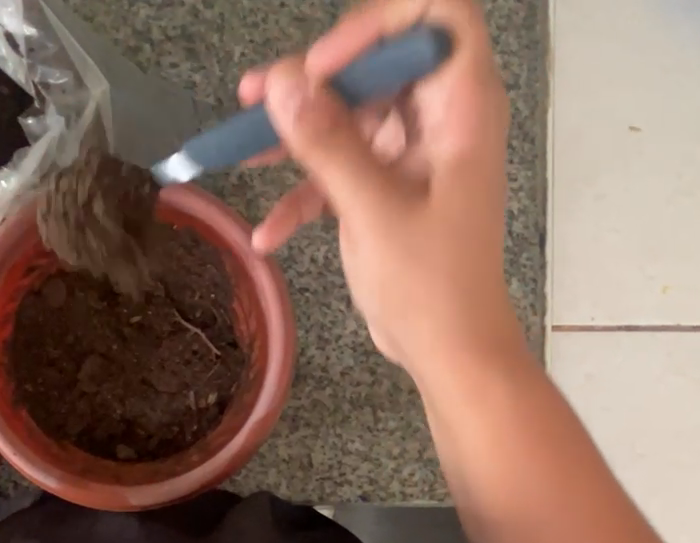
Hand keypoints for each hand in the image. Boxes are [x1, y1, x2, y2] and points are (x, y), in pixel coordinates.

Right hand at [240, 0, 521, 374]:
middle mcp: (438, 120)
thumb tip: (279, 83)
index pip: (432, 17)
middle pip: (375, 68)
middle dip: (313, 84)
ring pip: (349, 121)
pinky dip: (306, 197)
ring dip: (296, 138)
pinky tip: (268, 235)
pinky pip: (342, 173)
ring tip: (239, 150)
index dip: (375, 27)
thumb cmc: (429, 283)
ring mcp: (411, 158)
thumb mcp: (373, 211)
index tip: (321, 69)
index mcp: (460, 107)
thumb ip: (327, 144)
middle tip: (254, 98)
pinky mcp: (388, 193)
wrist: (448, 351)